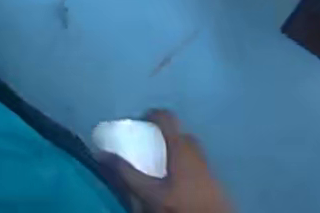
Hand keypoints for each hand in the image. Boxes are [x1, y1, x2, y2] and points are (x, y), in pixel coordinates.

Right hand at [103, 110, 233, 212]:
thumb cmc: (183, 207)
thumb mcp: (150, 192)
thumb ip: (126, 172)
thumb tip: (101, 153)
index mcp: (181, 146)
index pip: (166, 116)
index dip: (151, 114)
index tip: (139, 123)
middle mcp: (197, 151)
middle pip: (180, 134)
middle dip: (164, 138)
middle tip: (150, 149)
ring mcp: (210, 168)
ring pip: (191, 151)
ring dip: (177, 154)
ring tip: (163, 170)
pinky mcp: (218, 185)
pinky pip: (200, 167)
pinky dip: (189, 169)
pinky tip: (181, 187)